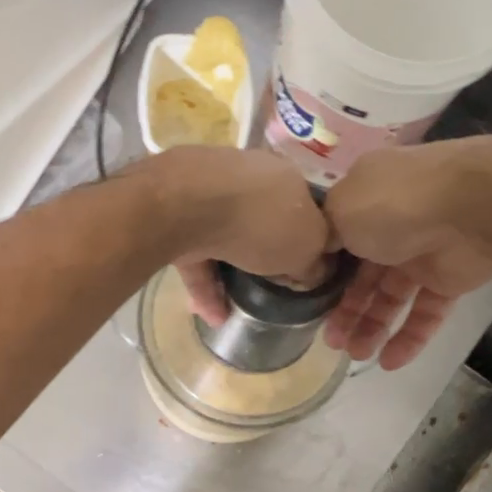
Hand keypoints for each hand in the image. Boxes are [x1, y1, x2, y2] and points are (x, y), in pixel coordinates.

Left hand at [130, 147, 330, 326]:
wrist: (187, 205)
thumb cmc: (261, 220)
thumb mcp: (307, 245)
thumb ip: (315, 260)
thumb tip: (315, 271)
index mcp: (286, 176)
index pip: (304, 207)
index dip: (308, 239)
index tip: (305, 270)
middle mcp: (248, 178)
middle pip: (263, 222)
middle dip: (265, 256)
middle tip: (270, 288)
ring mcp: (209, 195)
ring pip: (226, 241)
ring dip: (230, 278)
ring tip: (235, 313)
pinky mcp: (177, 217)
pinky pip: (197, 257)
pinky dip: (204, 286)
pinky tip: (211, 316)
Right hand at [322, 140, 491, 369]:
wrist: (470, 208)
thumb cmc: (393, 205)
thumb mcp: (339, 210)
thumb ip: (323, 235)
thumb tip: (319, 252)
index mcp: (366, 201)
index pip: (338, 240)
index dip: (323, 273)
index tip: (310, 301)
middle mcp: (393, 225)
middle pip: (362, 277)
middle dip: (345, 311)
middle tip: (332, 342)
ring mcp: (423, 252)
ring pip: (391, 298)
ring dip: (371, 328)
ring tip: (357, 355)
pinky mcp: (449, 279)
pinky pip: (424, 313)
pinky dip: (409, 338)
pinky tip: (390, 362)